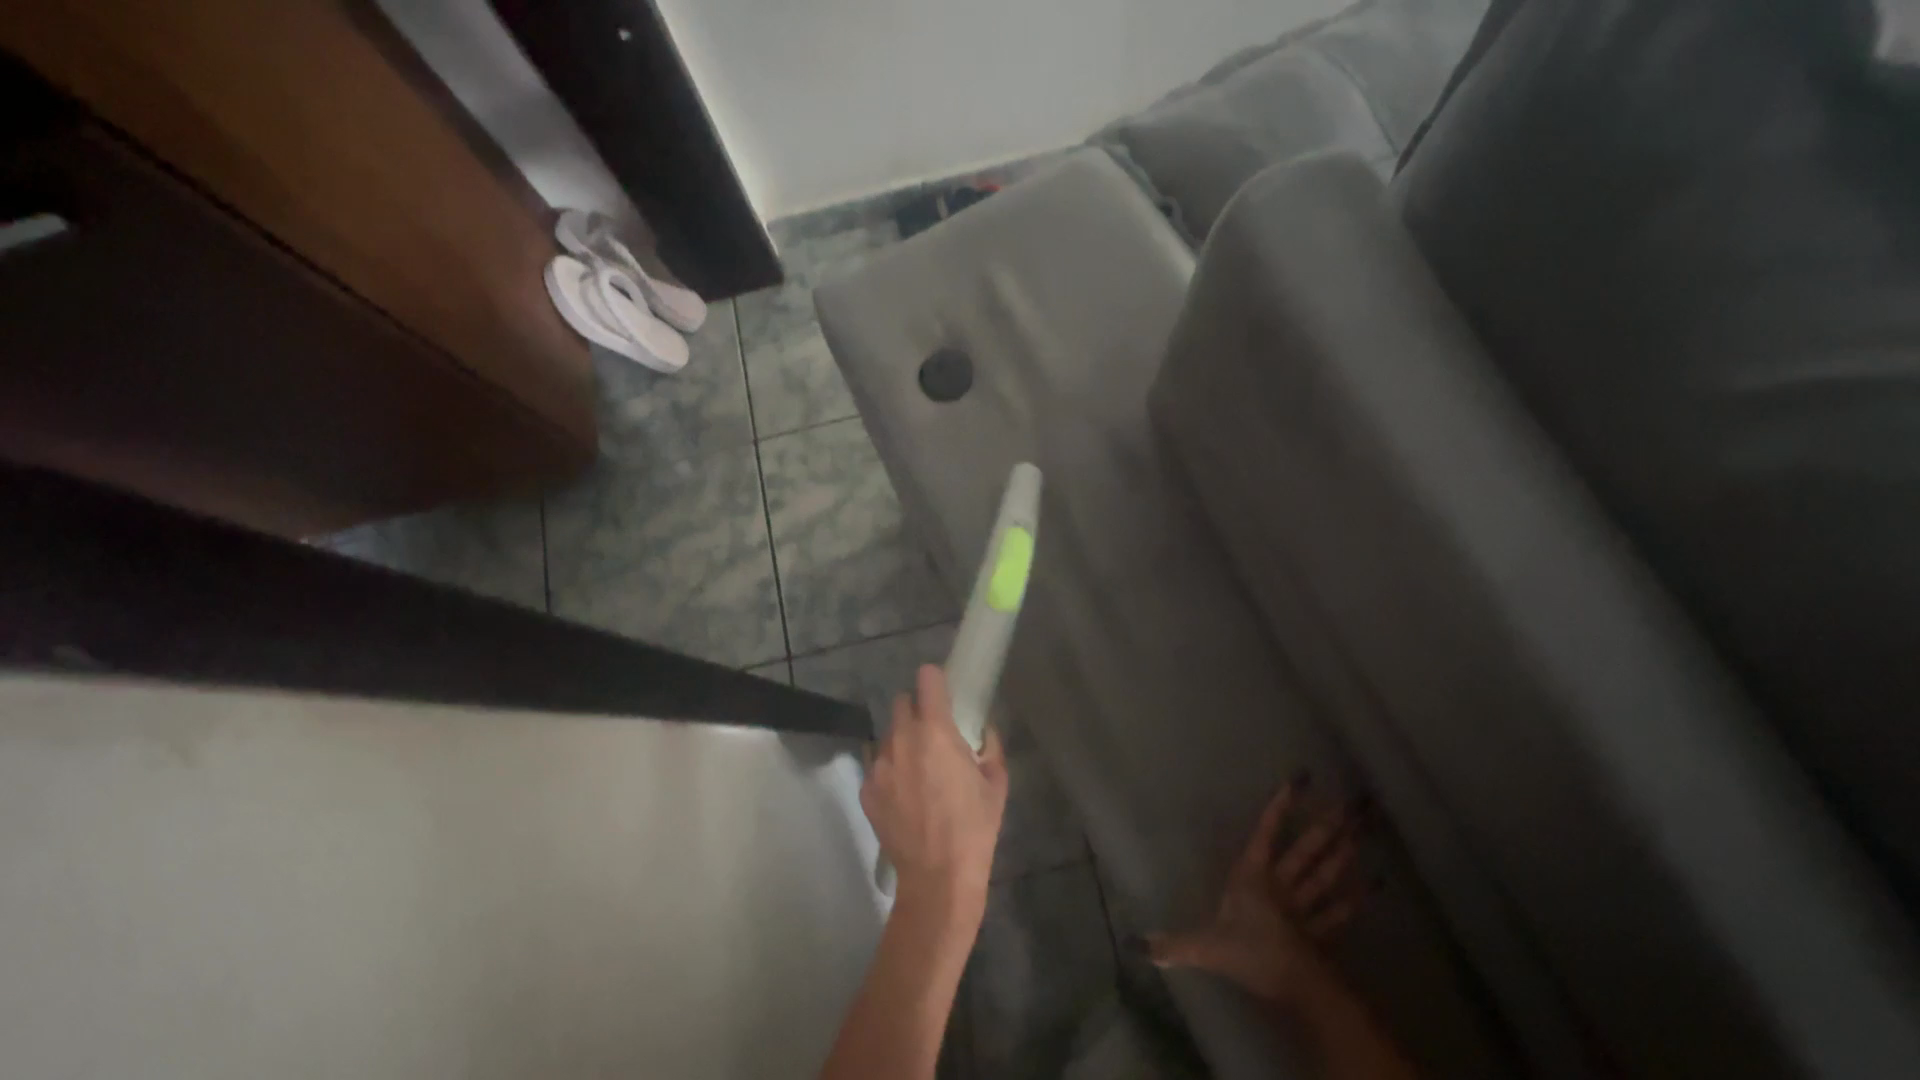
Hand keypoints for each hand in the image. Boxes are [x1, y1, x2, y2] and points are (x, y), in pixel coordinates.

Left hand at [861, 665, 1010, 911]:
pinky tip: (905, 795)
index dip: (935, 680)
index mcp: (936, 732)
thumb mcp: (996, 783)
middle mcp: (902, 739)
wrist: (938, 876)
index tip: (942, 690)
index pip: (926, 679)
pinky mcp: (866, 789)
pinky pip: (877, 765)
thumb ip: (990, 747)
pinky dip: (890, 770)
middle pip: (901, 702)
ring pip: (888, 735)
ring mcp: (879, 764)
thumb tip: (983, 730)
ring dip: (902, 741)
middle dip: (917, 710)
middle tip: (932, 733)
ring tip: (918, 769)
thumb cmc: (974, 827)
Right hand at [1148, 777, 1369, 1006]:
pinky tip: (1376, 884)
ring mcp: (1305, 908)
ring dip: (1345, 853)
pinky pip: (1341, 911)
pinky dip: (1358, 898)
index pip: (1266, 835)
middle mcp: (1282, 885)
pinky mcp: (1321, 933)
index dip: (1280, 807)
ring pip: (1327, 874)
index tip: (1300, 779)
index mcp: (1253, 878)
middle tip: (1351, 801)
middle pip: (1307, 851)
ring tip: (1362, 830)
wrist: (1294, 985)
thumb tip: (1139, 944)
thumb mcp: (1205, 947)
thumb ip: (1175, 944)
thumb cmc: (1250, 954)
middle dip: (1327, 825)